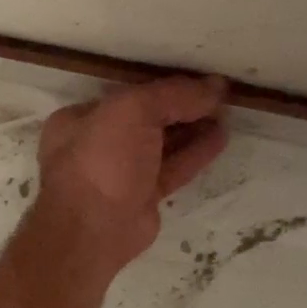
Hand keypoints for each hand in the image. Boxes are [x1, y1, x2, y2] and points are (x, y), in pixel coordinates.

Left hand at [36, 75, 228, 279]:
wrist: (91, 230)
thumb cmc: (100, 160)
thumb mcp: (133, 110)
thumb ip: (174, 94)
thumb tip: (214, 86)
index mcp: (78, 121)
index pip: (125, 95)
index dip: (161, 86)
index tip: (199, 77)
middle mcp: (94, 146)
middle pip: (145, 120)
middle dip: (181, 107)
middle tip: (221, 95)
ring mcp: (117, 174)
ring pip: (160, 145)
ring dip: (193, 128)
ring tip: (228, 111)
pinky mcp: (139, 198)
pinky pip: (172, 168)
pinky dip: (195, 153)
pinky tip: (221, 137)